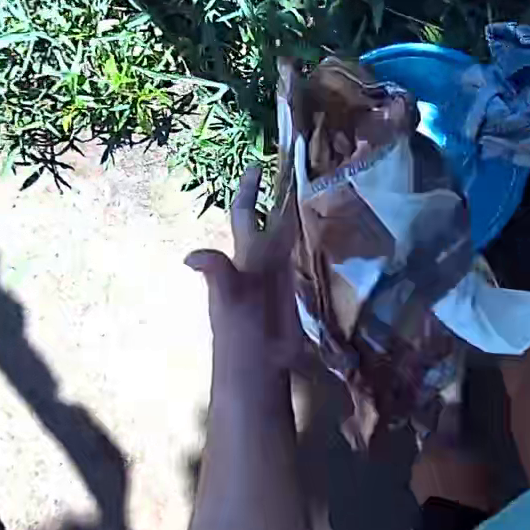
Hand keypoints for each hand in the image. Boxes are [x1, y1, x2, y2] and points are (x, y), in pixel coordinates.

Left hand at [185, 162, 302, 402]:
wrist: (257, 367)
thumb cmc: (239, 331)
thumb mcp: (226, 300)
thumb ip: (217, 275)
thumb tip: (191, 256)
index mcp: (247, 255)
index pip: (248, 214)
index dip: (250, 190)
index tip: (258, 162)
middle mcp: (265, 258)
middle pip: (275, 218)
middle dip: (283, 192)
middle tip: (302, 165)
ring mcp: (284, 273)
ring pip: (294, 234)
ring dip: (305, 213)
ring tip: (325, 188)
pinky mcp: (301, 288)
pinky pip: (311, 257)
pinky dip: (320, 242)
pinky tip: (338, 232)